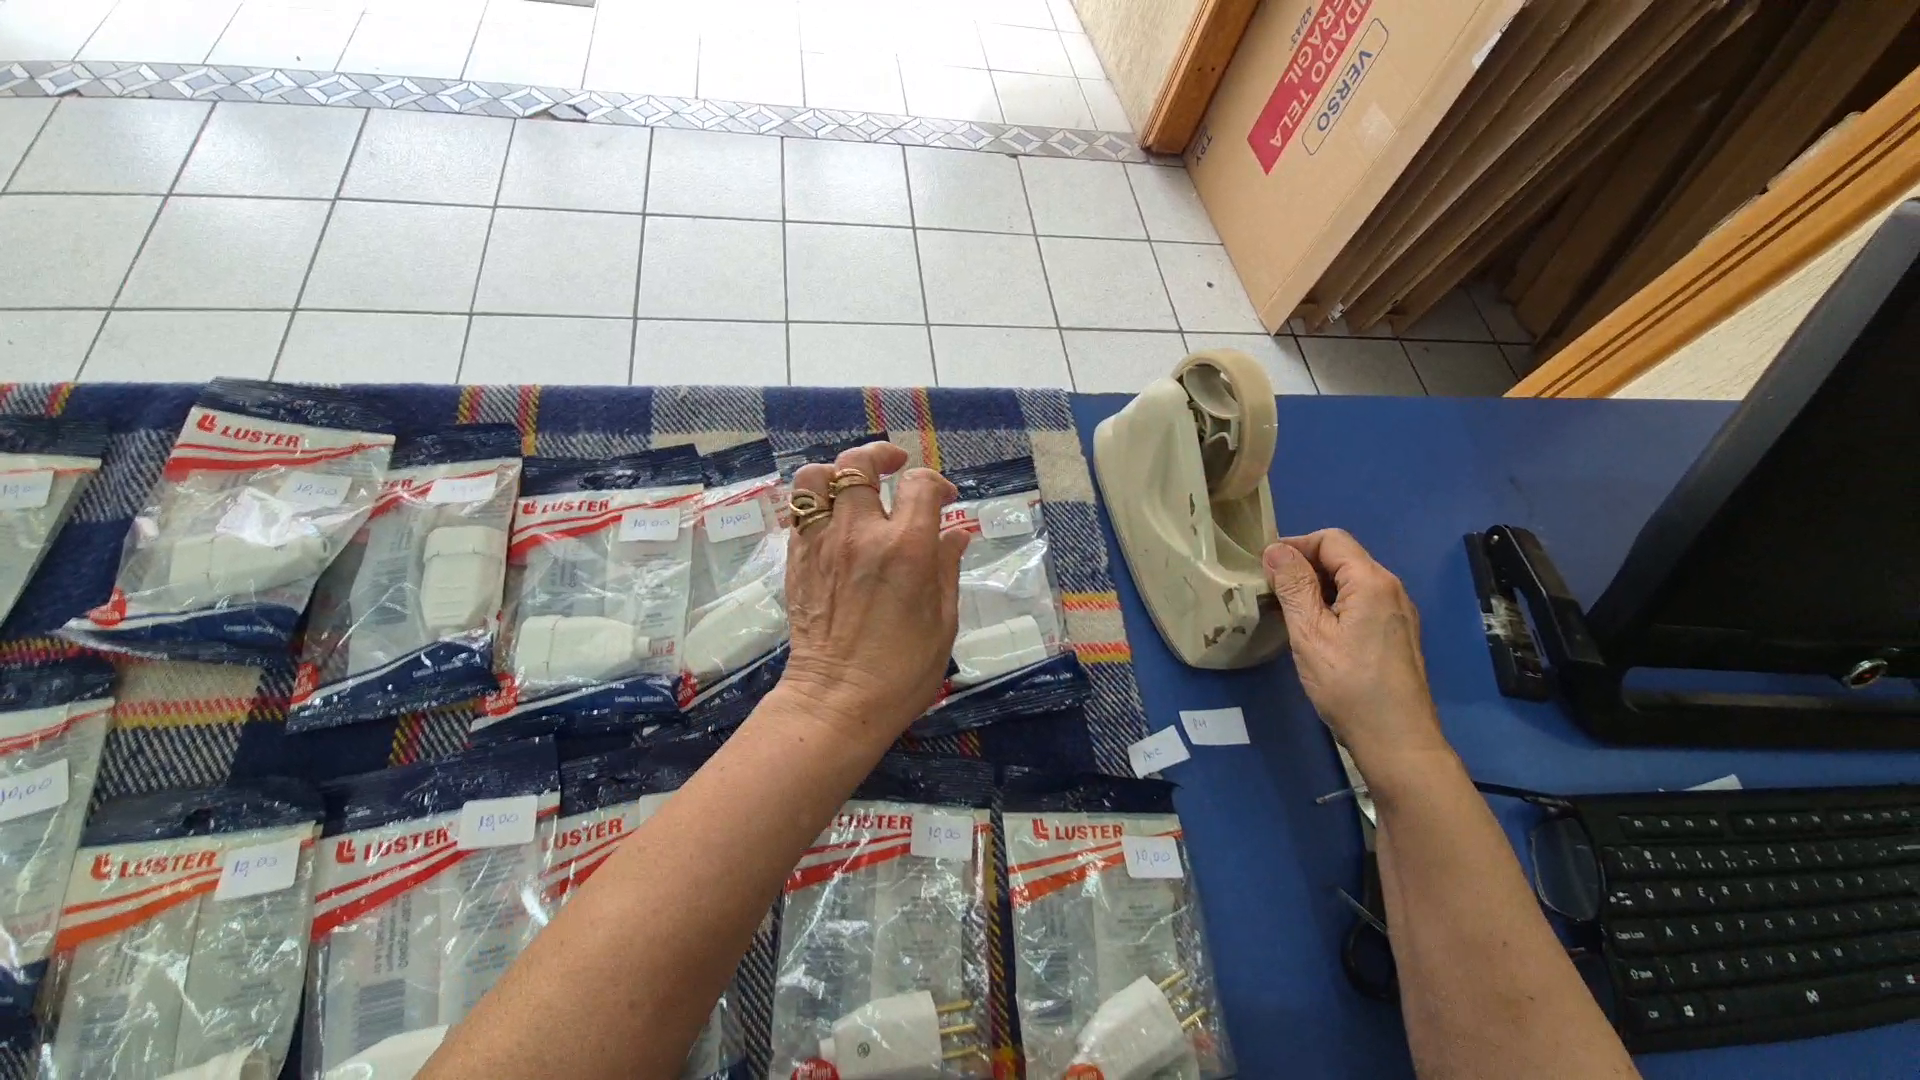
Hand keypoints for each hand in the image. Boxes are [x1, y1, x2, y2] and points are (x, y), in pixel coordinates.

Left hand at [779, 441, 967, 745]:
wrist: (836, 700)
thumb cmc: (902, 670)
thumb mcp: (943, 620)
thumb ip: (947, 567)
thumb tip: (956, 532)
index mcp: (906, 549)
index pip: (920, 484)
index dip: (937, 484)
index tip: (946, 500)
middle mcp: (860, 534)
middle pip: (860, 464)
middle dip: (883, 455)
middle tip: (896, 466)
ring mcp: (822, 544)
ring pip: (816, 477)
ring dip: (838, 471)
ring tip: (854, 485)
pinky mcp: (797, 559)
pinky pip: (800, 509)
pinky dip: (816, 500)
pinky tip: (834, 517)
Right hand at [1264, 529, 1449, 773]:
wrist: (1396, 739)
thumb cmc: (1348, 685)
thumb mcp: (1310, 633)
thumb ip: (1293, 586)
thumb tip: (1275, 549)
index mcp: (1372, 582)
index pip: (1331, 539)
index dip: (1295, 545)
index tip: (1264, 567)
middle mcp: (1391, 589)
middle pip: (1344, 557)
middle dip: (1304, 565)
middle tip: (1270, 590)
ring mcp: (1398, 613)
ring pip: (1351, 581)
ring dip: (1316, 586)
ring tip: (1286, 610)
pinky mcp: (1396, 634)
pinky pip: (1361, 603)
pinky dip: (1333, 604)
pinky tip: (1314, 631)